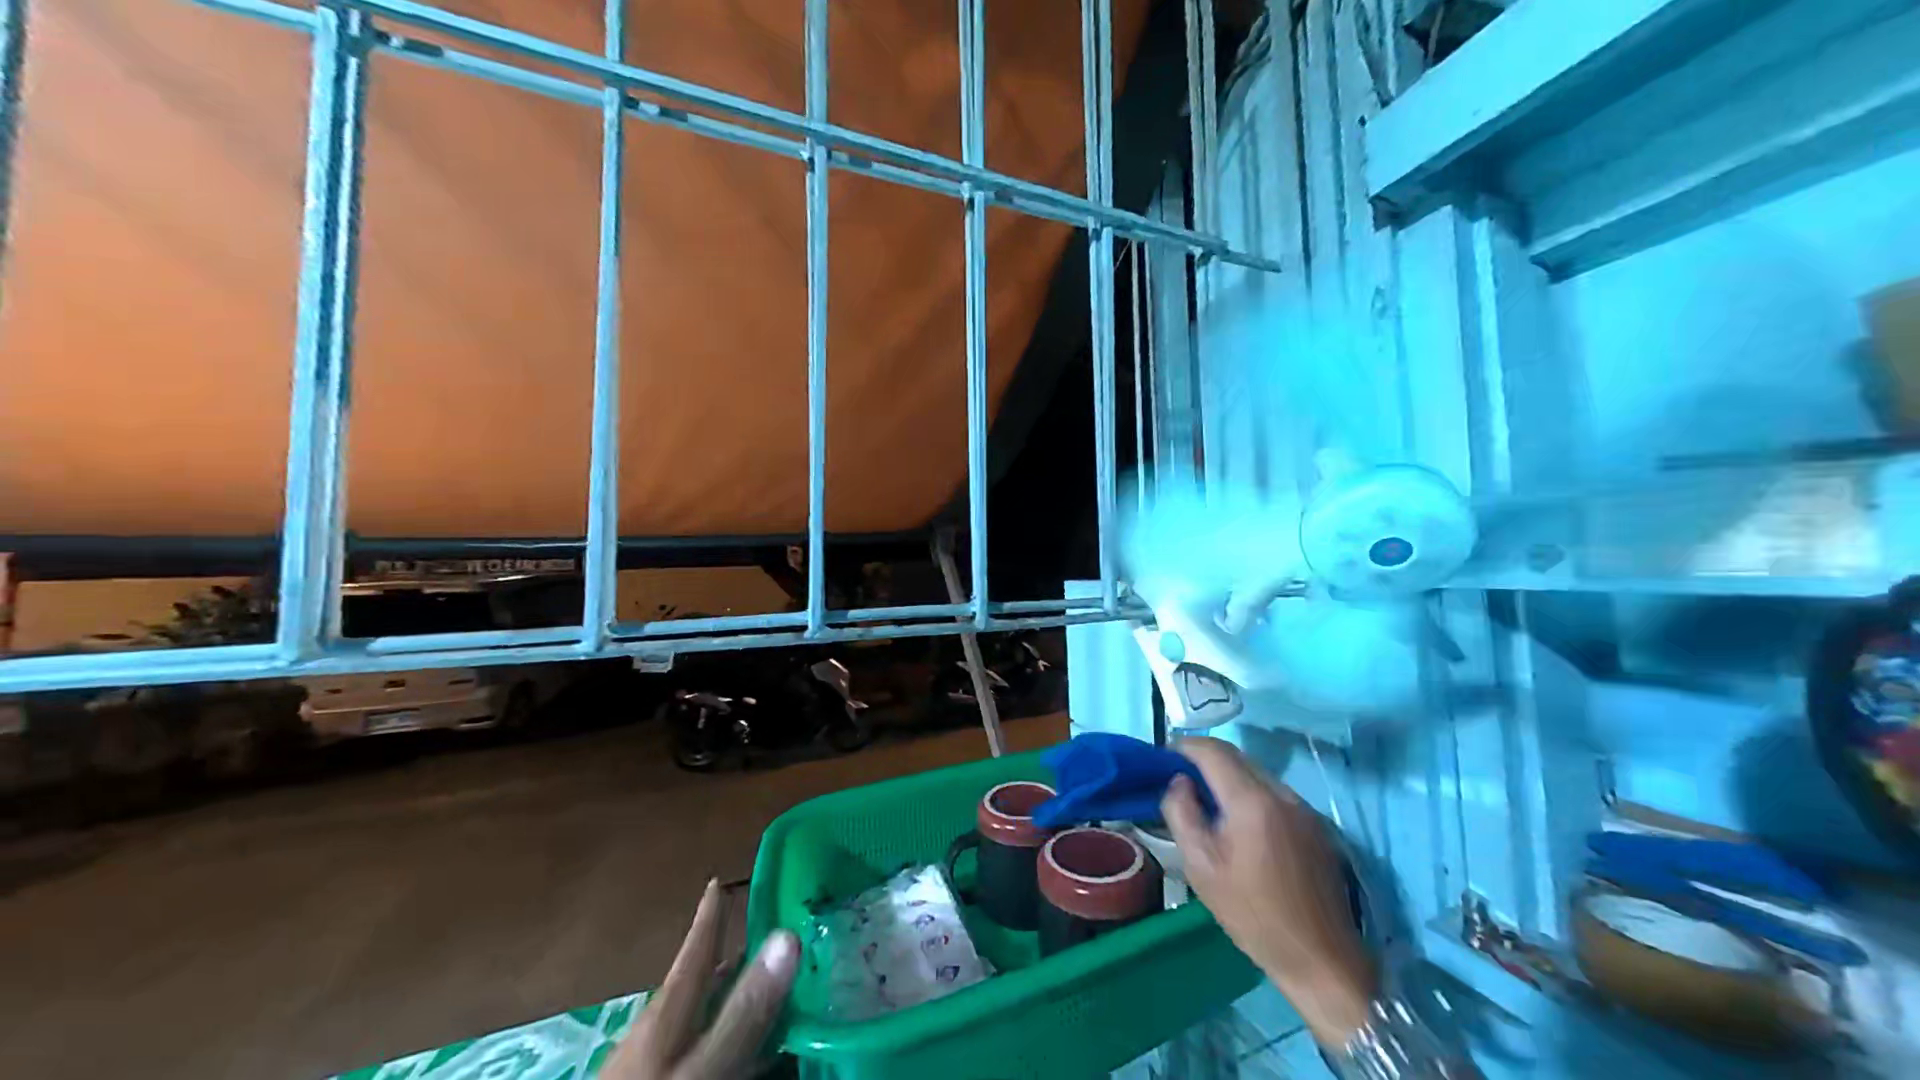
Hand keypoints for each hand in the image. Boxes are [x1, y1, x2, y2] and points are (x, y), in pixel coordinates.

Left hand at [602, 880, 799, 1079]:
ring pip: (709, 1017)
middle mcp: (665, 1028)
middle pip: (709, 978)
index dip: (714, 910)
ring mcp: (661, 1062)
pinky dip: (736, 1041)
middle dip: (743, 955)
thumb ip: (744, 1012)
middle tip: (787, 935)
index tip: (728, 875)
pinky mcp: (665, 1079)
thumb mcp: (702, 1071)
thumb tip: (788, 935)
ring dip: (742, 999)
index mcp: (672, 1009)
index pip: (699, 944)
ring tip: (784, 990)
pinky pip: (709, 1051)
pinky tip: (758, 1055)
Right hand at [1161, 737, 1375, 1048]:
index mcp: (1252, 801)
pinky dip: (1250, 793)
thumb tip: (1178, 782)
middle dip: (1206, 759)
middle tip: (1179, 776)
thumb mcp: (1200, 866)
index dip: (1185, 746)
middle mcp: (1282, 794)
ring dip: (1229, 776)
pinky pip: (1275, 794)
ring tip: (1206, 799)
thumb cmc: (1252, 914)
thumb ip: (1182, 813)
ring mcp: (1305, 809)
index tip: (1163, 756)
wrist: (1320, 959)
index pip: (1214, 751)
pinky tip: (1239, 821)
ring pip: (1258, 773)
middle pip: (1238, 757)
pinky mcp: (1317, 826)